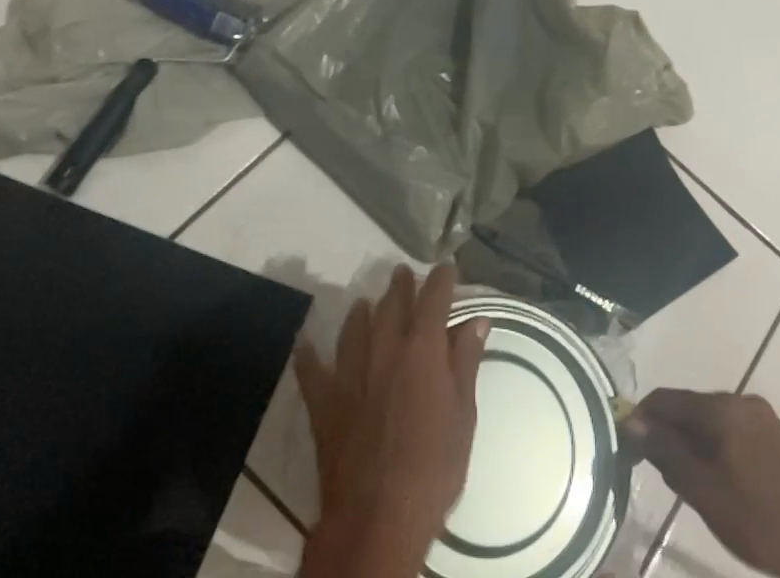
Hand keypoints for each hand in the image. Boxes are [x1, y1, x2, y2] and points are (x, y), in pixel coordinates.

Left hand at [294, 265, 489, 577]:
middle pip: (391, 307)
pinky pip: (311, 370)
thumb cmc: (434, 466)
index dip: (441, 280)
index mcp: (422, 351)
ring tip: (365, 303)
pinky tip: (304, 345)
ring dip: (361, 313)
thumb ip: (465, 363)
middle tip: (404, 274)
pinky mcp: (324, 402)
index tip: (446, 267)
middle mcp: (383, 351)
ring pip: (353, 330)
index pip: (433, 300)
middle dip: (400, 287)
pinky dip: (308, 356)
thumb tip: (475, 321)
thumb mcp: (463, 415)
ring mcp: (349, 374)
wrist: (378, 512)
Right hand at [629, 390, 779, 577]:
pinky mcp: (774, 436)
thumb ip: (664, 450)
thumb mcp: (701, 489)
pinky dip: (711, 448)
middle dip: (666, 434)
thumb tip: (630, 422)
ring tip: (685, 483)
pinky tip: (712, 481)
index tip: (627, 451)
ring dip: (688, 444)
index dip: (640, 420)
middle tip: (657, 474)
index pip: (665, 399)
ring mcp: (762, 418)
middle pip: (686, 407)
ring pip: (707, 421)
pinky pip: (728, 431)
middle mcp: (742, 402)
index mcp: (723, 408)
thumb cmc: (759, 520)